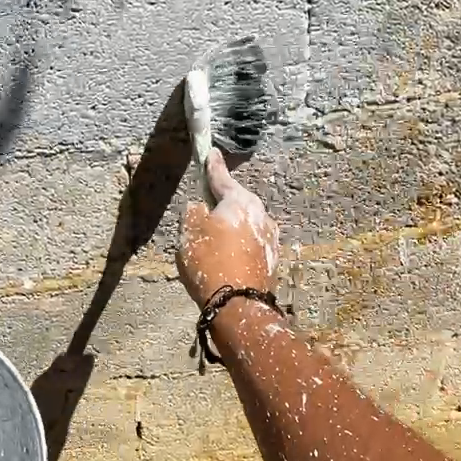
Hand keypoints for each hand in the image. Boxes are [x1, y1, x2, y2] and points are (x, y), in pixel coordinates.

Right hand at [178, 149, 280, 306]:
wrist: (238, 308)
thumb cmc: (209, 263)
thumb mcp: (189, 232)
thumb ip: (193, 212)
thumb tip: (201, 208)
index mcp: (240, 202)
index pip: (222, 177)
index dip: (212, 165)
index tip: (211, 152)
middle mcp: (261, 215)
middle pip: (237, 201)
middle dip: (223, 201)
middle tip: (207, 204)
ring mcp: (270, 239)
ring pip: (246, 223)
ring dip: (232, 226)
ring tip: (215, 238)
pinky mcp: (272, 261)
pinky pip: (251, 243)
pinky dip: (239, 244)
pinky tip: (228, 255)